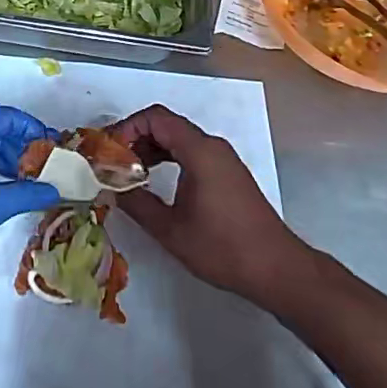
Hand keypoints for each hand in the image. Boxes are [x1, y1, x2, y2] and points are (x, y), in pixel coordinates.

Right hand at [108, 104, 314, 307]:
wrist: (277, 269)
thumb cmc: (224, 248)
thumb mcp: (171, 230)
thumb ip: (137, 204)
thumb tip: (110, 188)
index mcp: (199, 150)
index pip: (156, 118)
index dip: (127, 127)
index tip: (109, 151)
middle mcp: (212, 146)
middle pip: (166, 124)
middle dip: (135, 138)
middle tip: (113, 162)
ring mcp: (222, 158)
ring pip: (178, 138)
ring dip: (151, 149)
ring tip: (129, 174)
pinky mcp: (227, 172)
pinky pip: (191, 152)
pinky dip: (168, 158)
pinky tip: (156, 181)